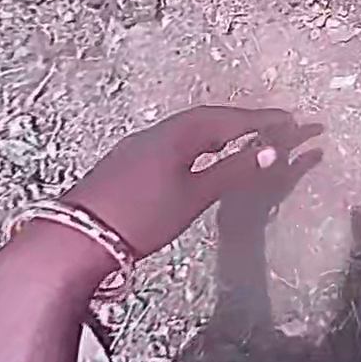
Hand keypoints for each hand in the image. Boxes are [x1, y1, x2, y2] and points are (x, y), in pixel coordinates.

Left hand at [60, 106, 323, 258]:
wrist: (67, 243)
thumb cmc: (140, 217)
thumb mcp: (194, 196)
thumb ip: (234, 171)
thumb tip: (272, 151)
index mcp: (179, 135)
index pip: (231, 120)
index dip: (264, 120)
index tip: (293, 120)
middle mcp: (159, 132)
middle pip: (211, 117)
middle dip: (245, 120)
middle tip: (274, 125)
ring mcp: (139, 146)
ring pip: (191, 128)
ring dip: (222, 129)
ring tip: (246, 136)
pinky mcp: (127, 162)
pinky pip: (176, 139)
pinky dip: (201, 140)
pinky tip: (204, 153)